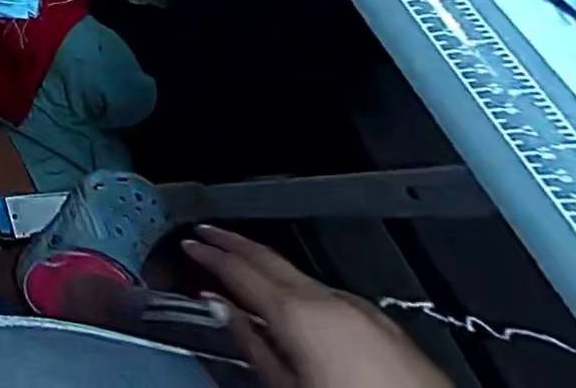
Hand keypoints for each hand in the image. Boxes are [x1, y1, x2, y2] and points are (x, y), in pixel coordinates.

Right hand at [183, 225, 451, 387]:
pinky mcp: (385, 326)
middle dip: (232, 241)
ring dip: (264, 262)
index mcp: (299, 313)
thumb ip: (251, 343)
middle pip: (268, 257)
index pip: (239, 268)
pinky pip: (327, 292)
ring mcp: (361, 310)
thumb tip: (221, 310)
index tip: (190, 245)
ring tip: (239, 259)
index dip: (209, 253)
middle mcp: (329, 300)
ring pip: (298, 273)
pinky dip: (297, 285)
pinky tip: (289, 297)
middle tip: (205, 232)